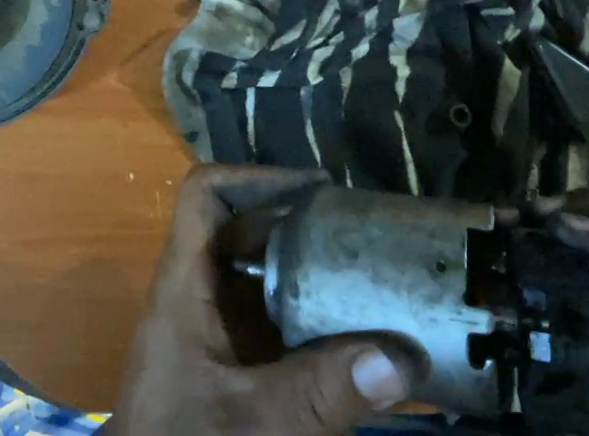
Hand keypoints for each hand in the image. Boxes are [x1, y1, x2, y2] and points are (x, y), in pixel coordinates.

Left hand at [102, 165, 417, 435]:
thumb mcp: (253, 420)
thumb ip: (322, 390)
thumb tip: (404, 357)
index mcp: (184, 284)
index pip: (204, 195)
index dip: (254, 177)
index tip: (316, 189)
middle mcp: (198, 295)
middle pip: (243, 233)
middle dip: (299, 226)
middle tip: (364, 233)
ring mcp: (214, 331)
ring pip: (261, 278)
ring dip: (310, 274)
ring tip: (371, 274)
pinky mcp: (231, 365)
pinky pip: (272, 323)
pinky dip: (311, 320)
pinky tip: (357, 338)